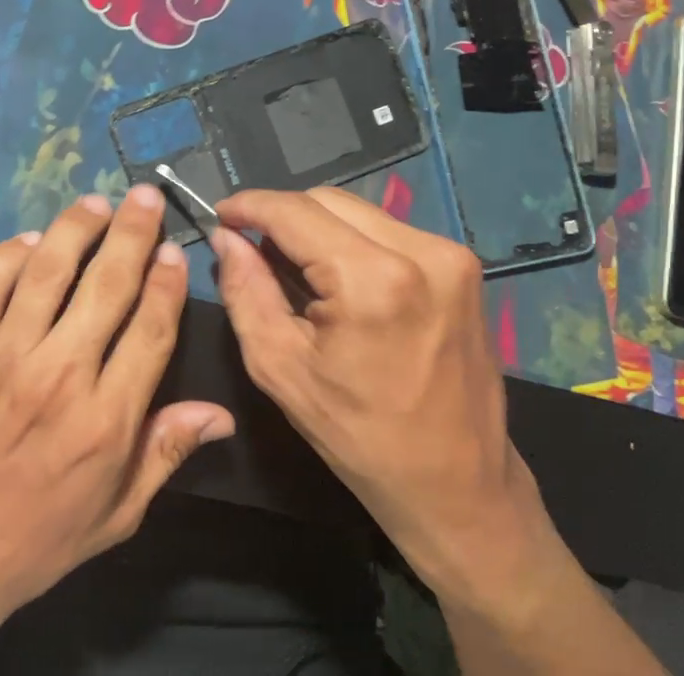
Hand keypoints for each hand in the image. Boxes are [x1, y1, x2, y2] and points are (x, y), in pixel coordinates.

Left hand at [0, 187, 233, 635]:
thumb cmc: (38, 539)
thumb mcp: (118, 513)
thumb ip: (166, 453)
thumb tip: (220, 414)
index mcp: (106, 418)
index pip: (150, 329)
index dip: (167, 283)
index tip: (177, 250)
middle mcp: (59, 374)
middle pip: (105, 285)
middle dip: (132, 233)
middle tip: (145, 197)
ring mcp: (4, 355)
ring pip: (47, 271)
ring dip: (74, 229)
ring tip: (95, 202)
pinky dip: (10, 255)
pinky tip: (31, 240)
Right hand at [211, 187, 552, 609]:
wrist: (456, 483)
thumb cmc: (358, 434)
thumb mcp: (278, 366)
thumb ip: (245, 289)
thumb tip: (225, 238)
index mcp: (372, 279)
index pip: (294, 211)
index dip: (248, 205)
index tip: (218, 215)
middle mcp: (421, 252)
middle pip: (328, 200)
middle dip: (281, 215)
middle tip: (249, 247)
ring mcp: (451, 257)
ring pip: (359, 211)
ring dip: (316, 228)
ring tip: (290, 267)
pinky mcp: (465, 269)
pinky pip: (388, 232)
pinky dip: (351, 242)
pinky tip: (335, 280)